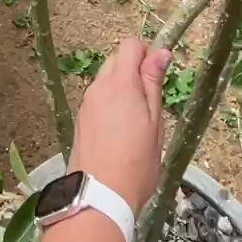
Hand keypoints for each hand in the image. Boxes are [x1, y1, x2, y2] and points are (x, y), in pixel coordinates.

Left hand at [68, 37, 171, 211]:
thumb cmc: (137, 162)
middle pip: (116, 60)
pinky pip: (97, 98)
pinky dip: (109, 103)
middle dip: (134, 70)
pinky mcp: (80, 117)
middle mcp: (99, 86)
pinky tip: (119, 130)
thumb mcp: (154, 122)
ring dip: (121, 87)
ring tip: (135, 121)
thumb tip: (160, 52)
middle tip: (150, 101)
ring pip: (106, 79)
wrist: (99, 195)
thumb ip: (153, 83)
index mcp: (120, 83)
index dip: (146, 52)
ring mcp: (87, 101)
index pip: (129, 45)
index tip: (158, 73)